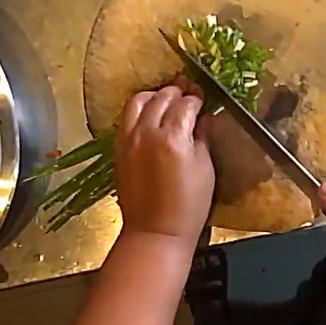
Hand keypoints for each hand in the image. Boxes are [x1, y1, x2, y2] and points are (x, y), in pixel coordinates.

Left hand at [115, 86, 213, 244]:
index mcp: (173, 138)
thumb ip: (203, 140)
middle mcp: (148, 133)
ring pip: (138, 102)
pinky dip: (139, 110)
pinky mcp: (119, 149)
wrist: (156, 231)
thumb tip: (205, 120)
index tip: (203, 100)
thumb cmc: (188, 207)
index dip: (196, 100)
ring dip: (154, 96)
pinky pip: (126, 117)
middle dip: (176, 93)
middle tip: (187, 94)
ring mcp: (130, 139)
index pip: (185, 105)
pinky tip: (149, 116)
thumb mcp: (205, 171)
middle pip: (161, 98)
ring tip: (165, 99)